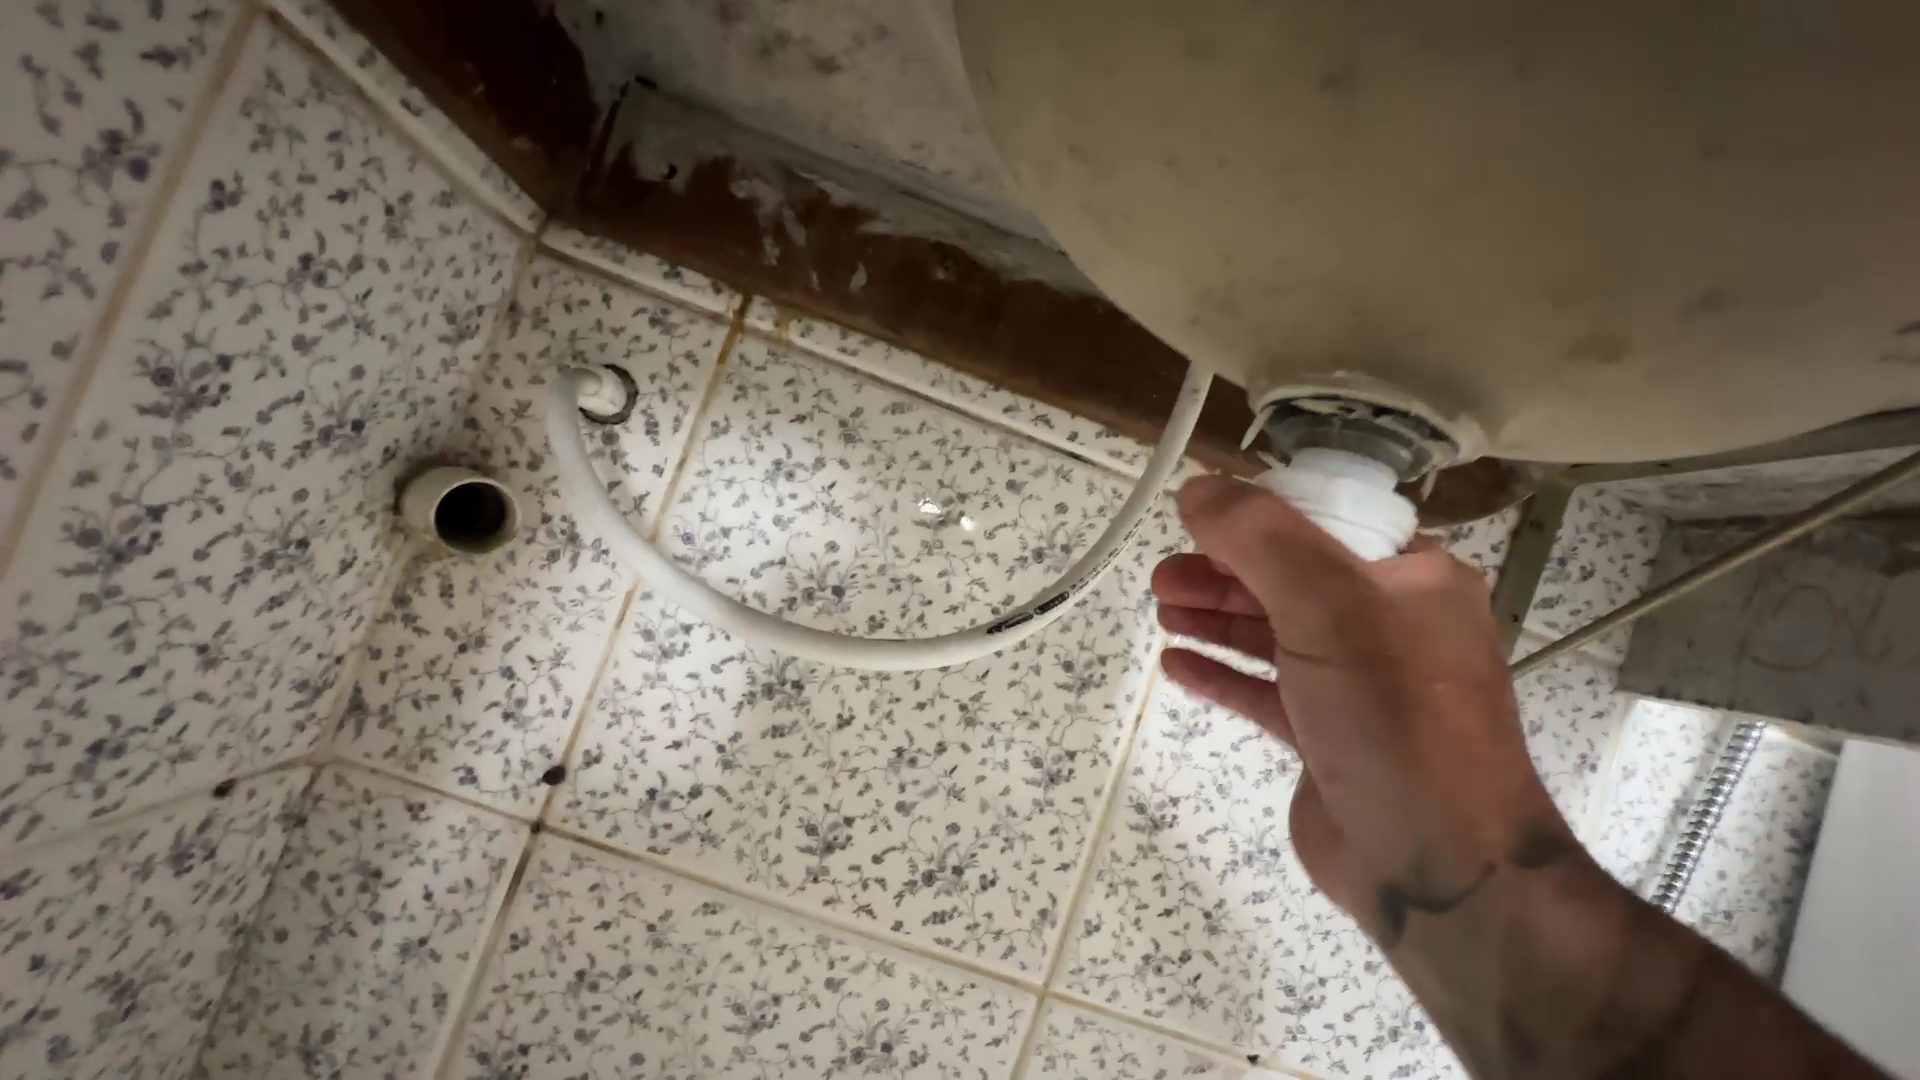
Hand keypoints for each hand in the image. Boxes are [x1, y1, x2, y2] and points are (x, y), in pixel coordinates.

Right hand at [1153, 475, 1573, 944]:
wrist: (1438, 863)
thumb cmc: (1395, 716)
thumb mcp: (1329, 607)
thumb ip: (1261, 539)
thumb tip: (1199, 489)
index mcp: (1411, 579)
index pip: (1324, 523)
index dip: (1258, 517)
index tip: (1198, 520)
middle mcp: (1388, 625)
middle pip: (1288, 579)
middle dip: (1221, 572)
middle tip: (1163, 577)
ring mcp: (1357, 684)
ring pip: (1273, 633)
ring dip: (1215, 617)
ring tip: (1162, 610)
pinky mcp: (1327, 736)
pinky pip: (1265, 690)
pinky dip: (1222, 672)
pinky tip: (1177, 664)